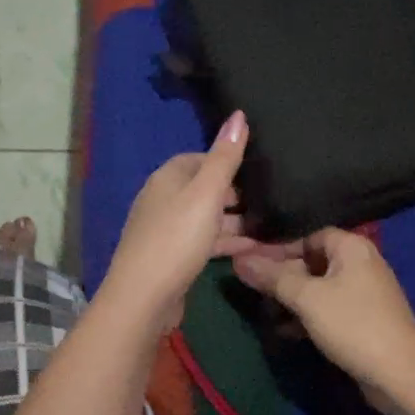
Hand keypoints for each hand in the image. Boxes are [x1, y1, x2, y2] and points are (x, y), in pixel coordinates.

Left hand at [100, 111, 254, 331]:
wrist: (143, 299)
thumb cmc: (176, 239)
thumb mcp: (206, 194)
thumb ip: (225, 158)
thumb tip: (239, 114)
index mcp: (167, 178)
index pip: (201, 158)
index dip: (229, 162)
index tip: (259, 171)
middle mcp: (163, 199)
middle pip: (204, 188)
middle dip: (236, 193)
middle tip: (271, 200)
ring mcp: (165, 230)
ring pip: (206, 217)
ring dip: (235, 220)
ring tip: (271, 225)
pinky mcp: (172, 257)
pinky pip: (204, 241)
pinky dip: (226, 241)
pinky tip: (253, 248)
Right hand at [232, 229, 414, 396]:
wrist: (400, 374)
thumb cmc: (353, 325)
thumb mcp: (307, 299)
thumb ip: (273, 277)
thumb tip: (238, 259)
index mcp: (352, 247)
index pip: (307, 233)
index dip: (278, 246)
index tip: (249, 261)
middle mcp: (360, 262)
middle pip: (312, 259)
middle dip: (282, 274)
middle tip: (251, 287)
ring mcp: (364, 291)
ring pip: (319, 286)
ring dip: (292, 297)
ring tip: (264, 310)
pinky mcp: (363, 318)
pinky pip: (329, 307)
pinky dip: (308, 315)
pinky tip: (286, 330)